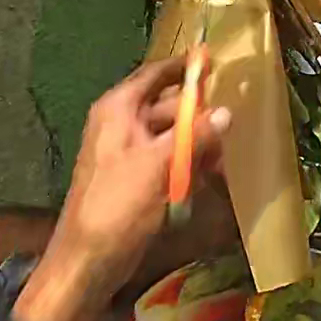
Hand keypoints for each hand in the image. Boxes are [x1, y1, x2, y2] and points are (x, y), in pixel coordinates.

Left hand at [14, 56, 228, 320]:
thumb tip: (227, 112)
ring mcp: (129, 151)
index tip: (213, 57)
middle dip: (199, 111)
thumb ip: (194, 136)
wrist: (86, 263)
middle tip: (234, 112)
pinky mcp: (137, 177)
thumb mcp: (159, 166)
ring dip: (198, 140)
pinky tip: (211, 172)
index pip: (155, 74)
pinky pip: (168, 158)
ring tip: (228, 149)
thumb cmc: (117, 206)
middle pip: (168, 104)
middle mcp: (122, 123)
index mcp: (119, 108)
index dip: (184, 65)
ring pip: (172, 134)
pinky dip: (188, 161)